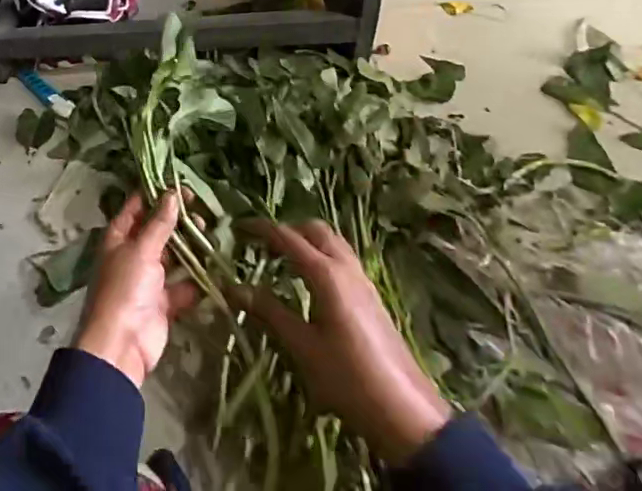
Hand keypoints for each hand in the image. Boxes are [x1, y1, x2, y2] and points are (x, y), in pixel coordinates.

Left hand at [72, 192, 201, 386]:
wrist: (121, 346)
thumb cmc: (125, 288)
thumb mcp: (141, 249)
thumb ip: (159, 223)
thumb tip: (172, 194)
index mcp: (119, 236)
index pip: (137, 205)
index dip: (156, 193)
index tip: (181, 184)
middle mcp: (133, 253)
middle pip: (157, 229)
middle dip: (179, 220)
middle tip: (202, 212)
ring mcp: (148, 278)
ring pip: (173, 256)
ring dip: (191, 247)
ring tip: (211, 234)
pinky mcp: (163, 302)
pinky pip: (183, 285)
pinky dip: (198, 279)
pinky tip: (216, 267)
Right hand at [234, 220, 451, 464]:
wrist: (406, 412)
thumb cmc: (349, 378)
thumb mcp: (302, 347)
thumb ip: (269, 312)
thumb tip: (234, 287)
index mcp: (326, 274)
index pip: (287, 237)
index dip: (260, 228)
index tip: (238, 228)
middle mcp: (346, 268)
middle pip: (314, 230)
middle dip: (286, 230)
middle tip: (261, 245)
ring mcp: (363, 281)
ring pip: (332, 242)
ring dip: (306, 240)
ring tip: (283, 259)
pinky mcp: (371, 296)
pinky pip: (342, 258)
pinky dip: (321, 254)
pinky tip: (310, 281)